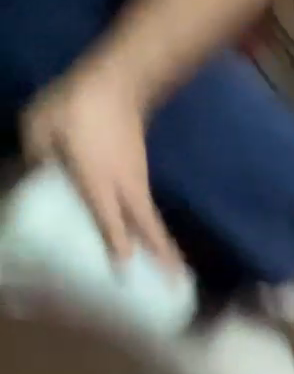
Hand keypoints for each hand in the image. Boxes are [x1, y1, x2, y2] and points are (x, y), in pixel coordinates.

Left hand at [19, 65, 179, 266]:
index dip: (115, 241)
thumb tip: (41, 184)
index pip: (108, 215)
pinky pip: (146, 211)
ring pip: (151, 222)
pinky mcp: (139, 179)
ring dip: (164, 247)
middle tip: (174, 282)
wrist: (115, 91)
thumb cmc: (72, 110)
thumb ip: (41, 160)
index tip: (123, 268)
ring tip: (174, 270)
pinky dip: (154, 231)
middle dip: (160, 254)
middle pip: (146, 226)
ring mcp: (136, 183)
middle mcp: (123, 186)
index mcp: (96, 176)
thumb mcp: (39, 130)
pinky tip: (154, 241)